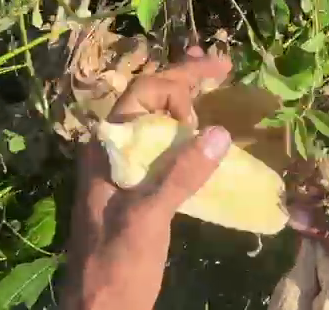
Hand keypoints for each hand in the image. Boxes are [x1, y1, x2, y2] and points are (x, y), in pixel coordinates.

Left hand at [61, 47, 232, 309]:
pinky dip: (186, 128)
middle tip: (222, 64)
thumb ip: (181, 173)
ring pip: (157, 117)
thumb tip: (220, 132)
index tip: (207, 96)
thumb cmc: (116, 265)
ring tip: (212, 76)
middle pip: (150, 98)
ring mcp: (125, 167)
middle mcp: (113, 148)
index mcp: (106, 147)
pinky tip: (203, 126)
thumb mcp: (148, 218)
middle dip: (185, 78)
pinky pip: (164, 143)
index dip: (176, 86)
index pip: (141, 94)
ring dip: (185, 96)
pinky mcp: (139, 187)